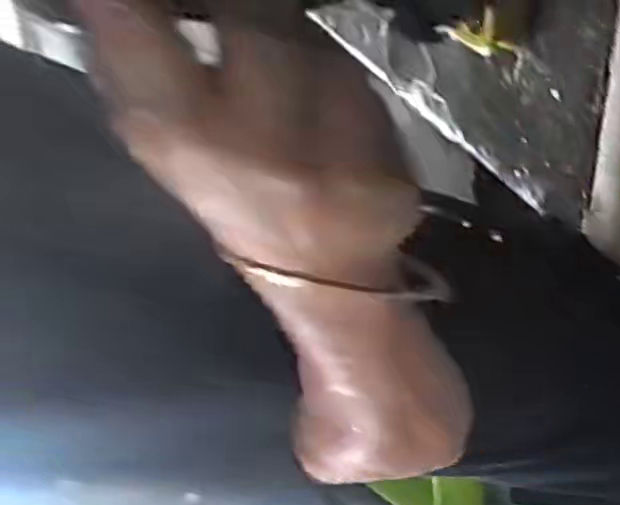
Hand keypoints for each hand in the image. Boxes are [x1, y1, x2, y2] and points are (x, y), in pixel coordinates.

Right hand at [73, 0, 418, 287]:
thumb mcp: (154, 131)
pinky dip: (348, 80)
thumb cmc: (229, 193)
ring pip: (327, 57)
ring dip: (306, 35)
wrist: (322, 269)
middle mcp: (263, 148)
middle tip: (250, 5)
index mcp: (178, 131)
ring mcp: (341, 165)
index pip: (136, 13)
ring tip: (289, 41)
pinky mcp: (395, 176)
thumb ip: (132, 51)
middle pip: (261, 26)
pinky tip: (331, 89)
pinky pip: (371, 99)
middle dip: (252, 2)